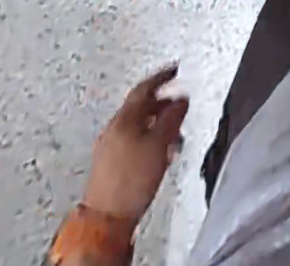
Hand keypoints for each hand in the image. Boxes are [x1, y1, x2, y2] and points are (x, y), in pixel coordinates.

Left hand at [82, 65, 188, 224]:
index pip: (145, 87)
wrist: (107, 220)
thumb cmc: (130, 182)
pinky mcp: (110, 164)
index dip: (162, 76)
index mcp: (125, 118)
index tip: (173, 69)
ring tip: (173, 130)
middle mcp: (114, 128)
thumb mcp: (160, 144)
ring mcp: (110, 146)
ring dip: (156, 122)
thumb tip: (182, 100)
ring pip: (137, 124)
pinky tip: (157, 151)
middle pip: (141, 105)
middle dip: (161, 101)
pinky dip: (148, 138)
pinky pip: (132, 141)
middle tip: (177, 100)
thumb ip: (172, 118)